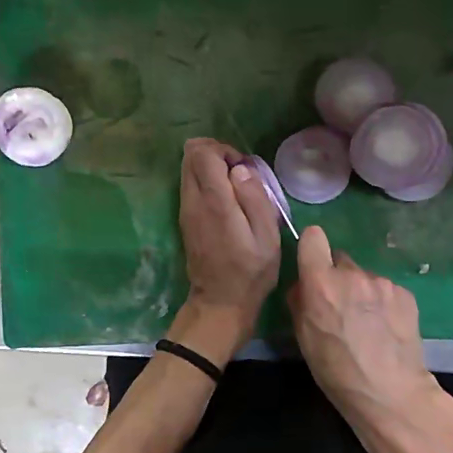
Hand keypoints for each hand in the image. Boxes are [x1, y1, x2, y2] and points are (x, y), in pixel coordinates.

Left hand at [174, 139, 280, 359]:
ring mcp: (185, 210)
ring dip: (211, 167)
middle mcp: (193, 201)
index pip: (203, 153)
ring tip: (236, 187)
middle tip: (239, 173)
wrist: (220, 302)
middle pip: (190, 155)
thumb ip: (254, 197)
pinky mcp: (185, 218)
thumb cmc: (251, 271)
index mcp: (214, 202)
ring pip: (187, 168)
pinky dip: (207, 181)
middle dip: (215, 153)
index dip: (224, 149)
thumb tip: (240, 169)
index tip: (244, 168)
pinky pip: (190, 184)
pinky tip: (228, 201)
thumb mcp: (267, 236)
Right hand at [289, 226, 440, 448]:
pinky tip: (386, 329)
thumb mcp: (303, 338)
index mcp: (321, 283)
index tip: (313, 264)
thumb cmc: (336, 371)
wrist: (391, 395)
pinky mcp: (405, 294)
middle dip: (337, 278)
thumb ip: (300, 301)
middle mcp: (352, 274)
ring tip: (367, 324)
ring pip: (364, 277)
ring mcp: (382, 283)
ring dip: (361, 292)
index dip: (312, 248)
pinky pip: (385, 290)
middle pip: (340, 260)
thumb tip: (304, 285)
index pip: (314, 237)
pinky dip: (383, 303)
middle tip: (341, 308)